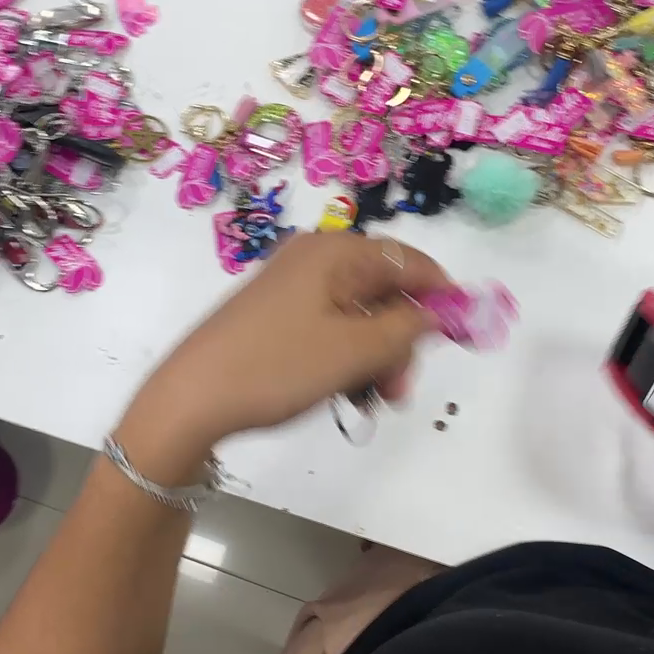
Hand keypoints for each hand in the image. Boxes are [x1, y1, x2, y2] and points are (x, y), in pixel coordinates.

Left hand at [119, 232, 450, 477]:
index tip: (463, 337)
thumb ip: (409, 327)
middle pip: (384, 291)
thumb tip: (444, 309)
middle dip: (401, 341)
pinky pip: (329, 329)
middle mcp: (314, 259)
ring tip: (370, 400)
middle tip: (399, 391)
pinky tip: (343, 393)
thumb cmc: (278, 367)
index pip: (410, 262)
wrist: (190, 399)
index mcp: (335, 253)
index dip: (442, 297)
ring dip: (375, 357)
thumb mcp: (355, 350)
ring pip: (358, 317)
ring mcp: (291, 287)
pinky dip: (346, 358)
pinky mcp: (275, 315)